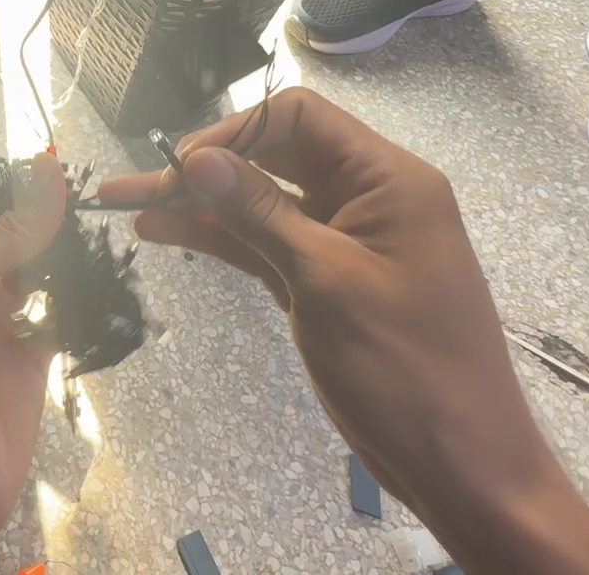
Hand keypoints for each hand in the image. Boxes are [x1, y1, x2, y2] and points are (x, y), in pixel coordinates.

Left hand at [0, 154, 68, 561]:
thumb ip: (7, 228)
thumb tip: (48, 167)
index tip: (33, 153)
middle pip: (4, 228)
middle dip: (39, 210)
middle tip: (84, 186)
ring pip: (37, 265)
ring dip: (64, 249)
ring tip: (101, 222)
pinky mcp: (33, 350)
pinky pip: (61, 310)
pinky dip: (81, 294)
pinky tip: (105, 273)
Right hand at [98, 89, 588, 573]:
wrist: (460, 470)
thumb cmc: (405, 367)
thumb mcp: (324, 279)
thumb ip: (257, 211)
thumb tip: (197, 157)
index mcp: (385, 179)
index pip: (299, 119)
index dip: (236, 132)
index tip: (185, 164)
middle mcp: (361, 196)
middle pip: (270, 157)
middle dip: (203, 168)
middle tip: (138, 187)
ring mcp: (337, 238)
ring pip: (256, 201)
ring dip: (197, 203)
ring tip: (128, 203)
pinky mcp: (317, 276)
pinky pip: (258, 240)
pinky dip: (215, 235)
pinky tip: (163, 230)